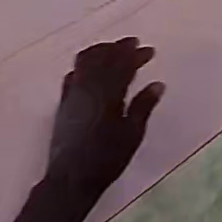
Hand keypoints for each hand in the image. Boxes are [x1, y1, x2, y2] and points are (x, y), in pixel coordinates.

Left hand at [44, 38, 164, 201]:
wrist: (71, 178)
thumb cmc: (107, 159)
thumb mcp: (132, 135)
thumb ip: (144, 106)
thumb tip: (158, 84)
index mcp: (108, 93)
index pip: (123, 65)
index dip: (136, 55)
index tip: (149, 50)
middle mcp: (88, 86)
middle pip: (104, 57)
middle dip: (119, 47)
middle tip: (134, 43)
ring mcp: (73, 92)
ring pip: (85, 60)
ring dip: (100, 51)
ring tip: (113, 50)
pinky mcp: (63, 101)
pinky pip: (73, 73)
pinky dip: (84, 64)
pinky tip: (91, 69)